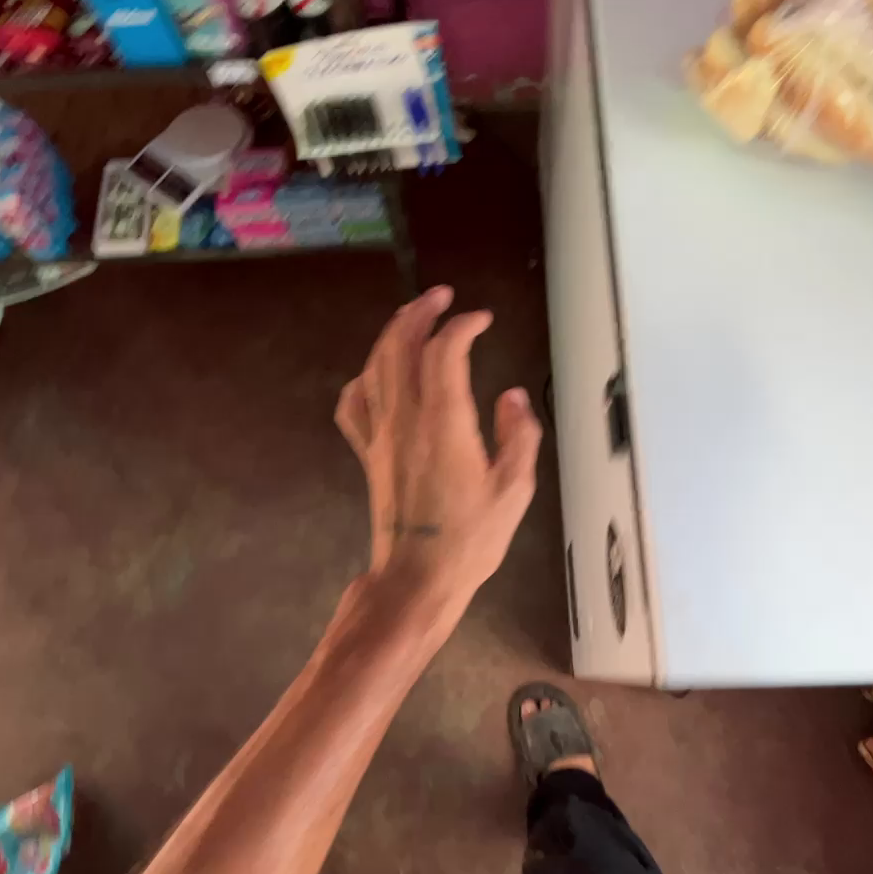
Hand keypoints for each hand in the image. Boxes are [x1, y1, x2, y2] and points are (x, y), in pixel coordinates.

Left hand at [334, 286, 542, 646]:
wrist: (418, 577)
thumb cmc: (471, 538)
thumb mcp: (514, 489)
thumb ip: (519, 434)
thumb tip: (511, 396)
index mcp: (445, 423)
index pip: (444, 352)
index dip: (462, 325)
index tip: (482, 319)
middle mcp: (406, 419)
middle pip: (400, 347)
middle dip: (419, 312)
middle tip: (441, 297)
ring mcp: (380, 435)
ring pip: (375, 367)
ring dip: (391, 334)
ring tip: (411, 318)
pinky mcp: (368, 454)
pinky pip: (353, 406)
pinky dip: (362, 380)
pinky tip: (375, 375)